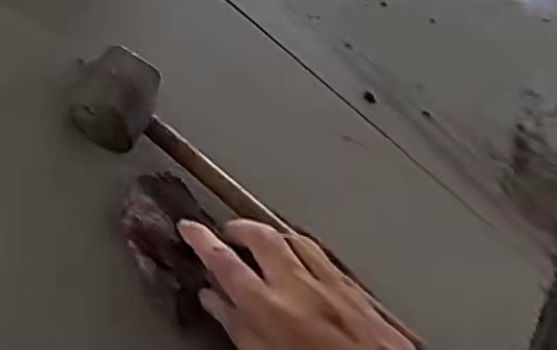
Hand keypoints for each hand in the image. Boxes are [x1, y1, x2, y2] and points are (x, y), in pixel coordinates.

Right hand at [178, 220, 414, 349]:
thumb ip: (238, 329)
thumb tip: (212, 300)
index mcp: (269, 308)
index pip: (222, 259)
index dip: (199, 238)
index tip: (188, 227)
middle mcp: (300, 289)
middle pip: (260, 236)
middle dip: (239, 229)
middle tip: (228, 234)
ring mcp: (337, 292)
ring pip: (297, 241)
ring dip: (275, 237)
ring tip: (264, 243)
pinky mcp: (368, 303)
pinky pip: (331, 264)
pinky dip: (310, 257)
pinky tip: (308, 266)